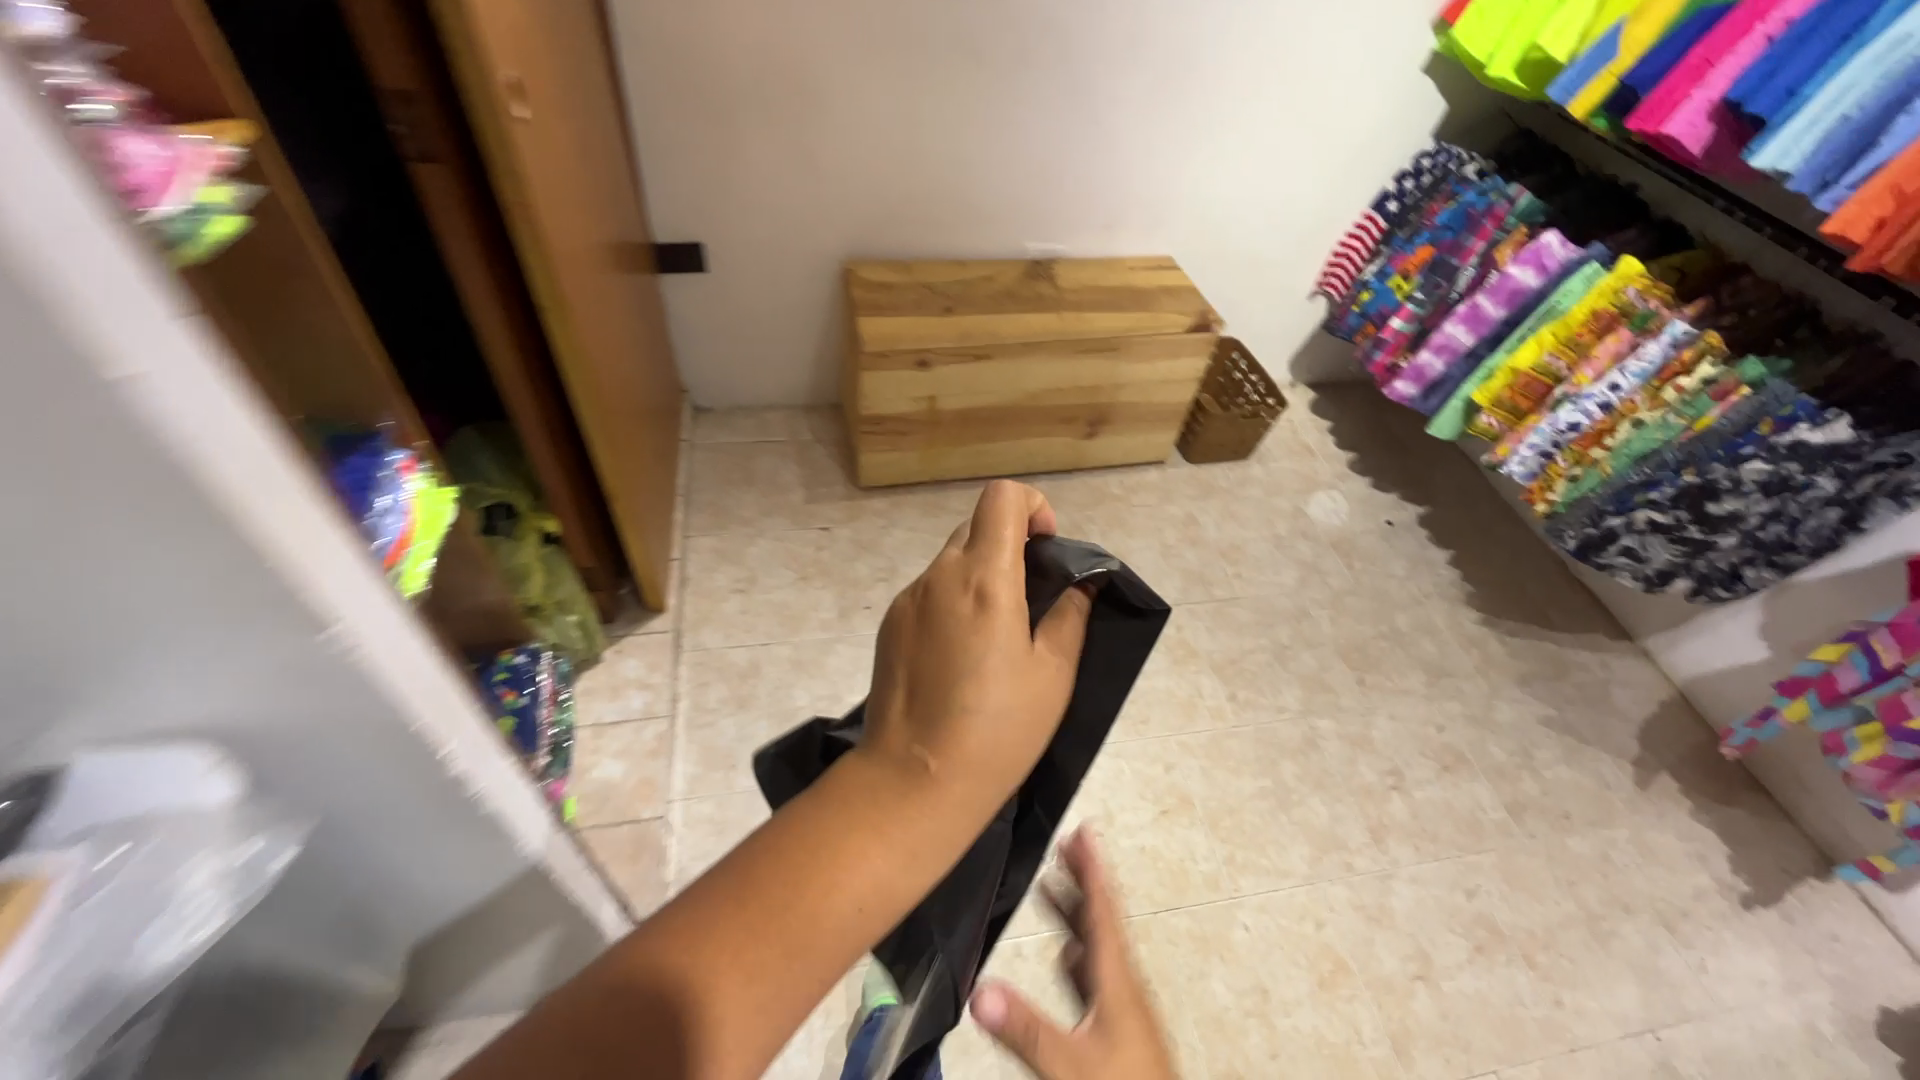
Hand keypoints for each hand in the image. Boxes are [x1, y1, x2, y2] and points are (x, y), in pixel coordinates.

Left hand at [859, 480, 1093, 807]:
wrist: (914, 780)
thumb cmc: (998, 730)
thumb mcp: (1053, 675)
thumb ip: (1070, 615)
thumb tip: (1081, 583)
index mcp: (984, 579)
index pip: (1002, 497)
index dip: (1032, 507)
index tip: (1047, 548)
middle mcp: (938, 577)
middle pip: (975, 527)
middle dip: (1009, 546)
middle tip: (1031, 600)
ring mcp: (907, 600)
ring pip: (950, 562)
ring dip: (980, 576)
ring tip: (996, 638)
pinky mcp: (889, 626)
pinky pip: (929, 594)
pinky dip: (953, 602)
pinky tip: (961, 658)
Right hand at [970, 828, 1178, 1079]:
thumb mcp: (1070, 1065)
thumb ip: (1024, 1028)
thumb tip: (976, 989)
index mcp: (1117, 982)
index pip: (1103, 912)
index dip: (1093, 869)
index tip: (1085, 830)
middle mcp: (1124, 986)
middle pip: (1101, 922)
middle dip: (1082, 881)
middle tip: (1064, 843)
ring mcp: (1124, 1008)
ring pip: (1099, 946)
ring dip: (1078, 913)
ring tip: (1054, 886)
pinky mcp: (1119, 1029)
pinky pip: (1095, 973)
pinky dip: (1078, 951)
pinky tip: (1067, 956)